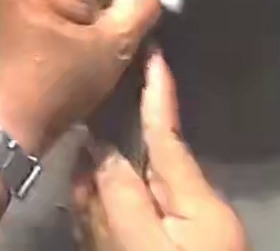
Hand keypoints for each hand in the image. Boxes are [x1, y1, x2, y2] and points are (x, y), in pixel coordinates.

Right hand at [72, 52, 247, 250]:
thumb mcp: (143, 248)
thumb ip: (119, 190)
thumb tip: (100, 146)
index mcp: (199, 203)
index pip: (166, 131)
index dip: (157, 89)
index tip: (152, 48)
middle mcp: (197, 212)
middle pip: (141, 166)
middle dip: (106, 169)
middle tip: (80, 191)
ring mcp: (186, 236)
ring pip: (132, 195)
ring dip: (103, 204)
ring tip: (87, 221)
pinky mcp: (172, 250)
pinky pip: (136, 223)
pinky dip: (112, 225)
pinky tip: (96, 233)